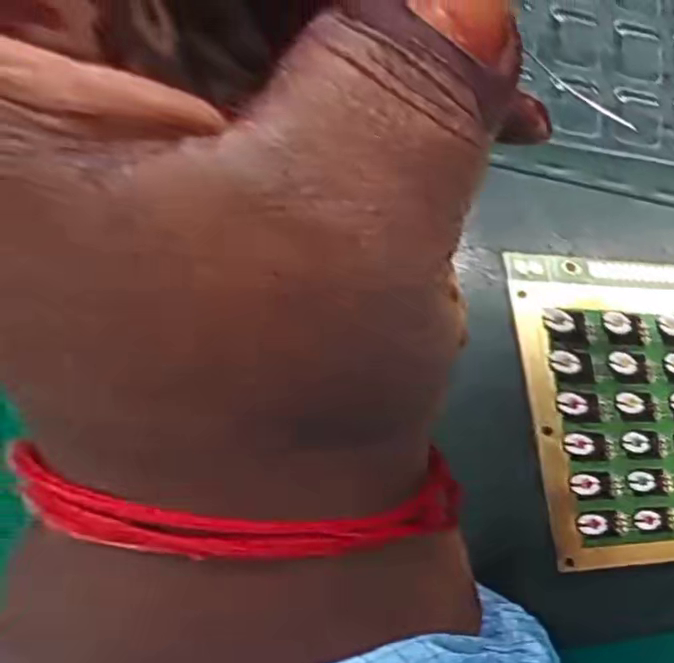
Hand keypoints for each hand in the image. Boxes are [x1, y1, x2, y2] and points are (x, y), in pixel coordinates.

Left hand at [0, 1, 549, 662]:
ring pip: (268, 5)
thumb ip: (403, 95)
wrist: (270, 479)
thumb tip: (476, 3)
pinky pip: (295, 54)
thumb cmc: (273, 373)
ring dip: (399, 43)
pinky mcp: (188, 115)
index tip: (450, 22)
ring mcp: (98, 69)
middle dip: (374, 12)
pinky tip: (476, 117)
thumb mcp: (345, 229)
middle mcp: (23, 37)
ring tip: (501, 102)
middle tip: (483, 52)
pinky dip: (393, 82)